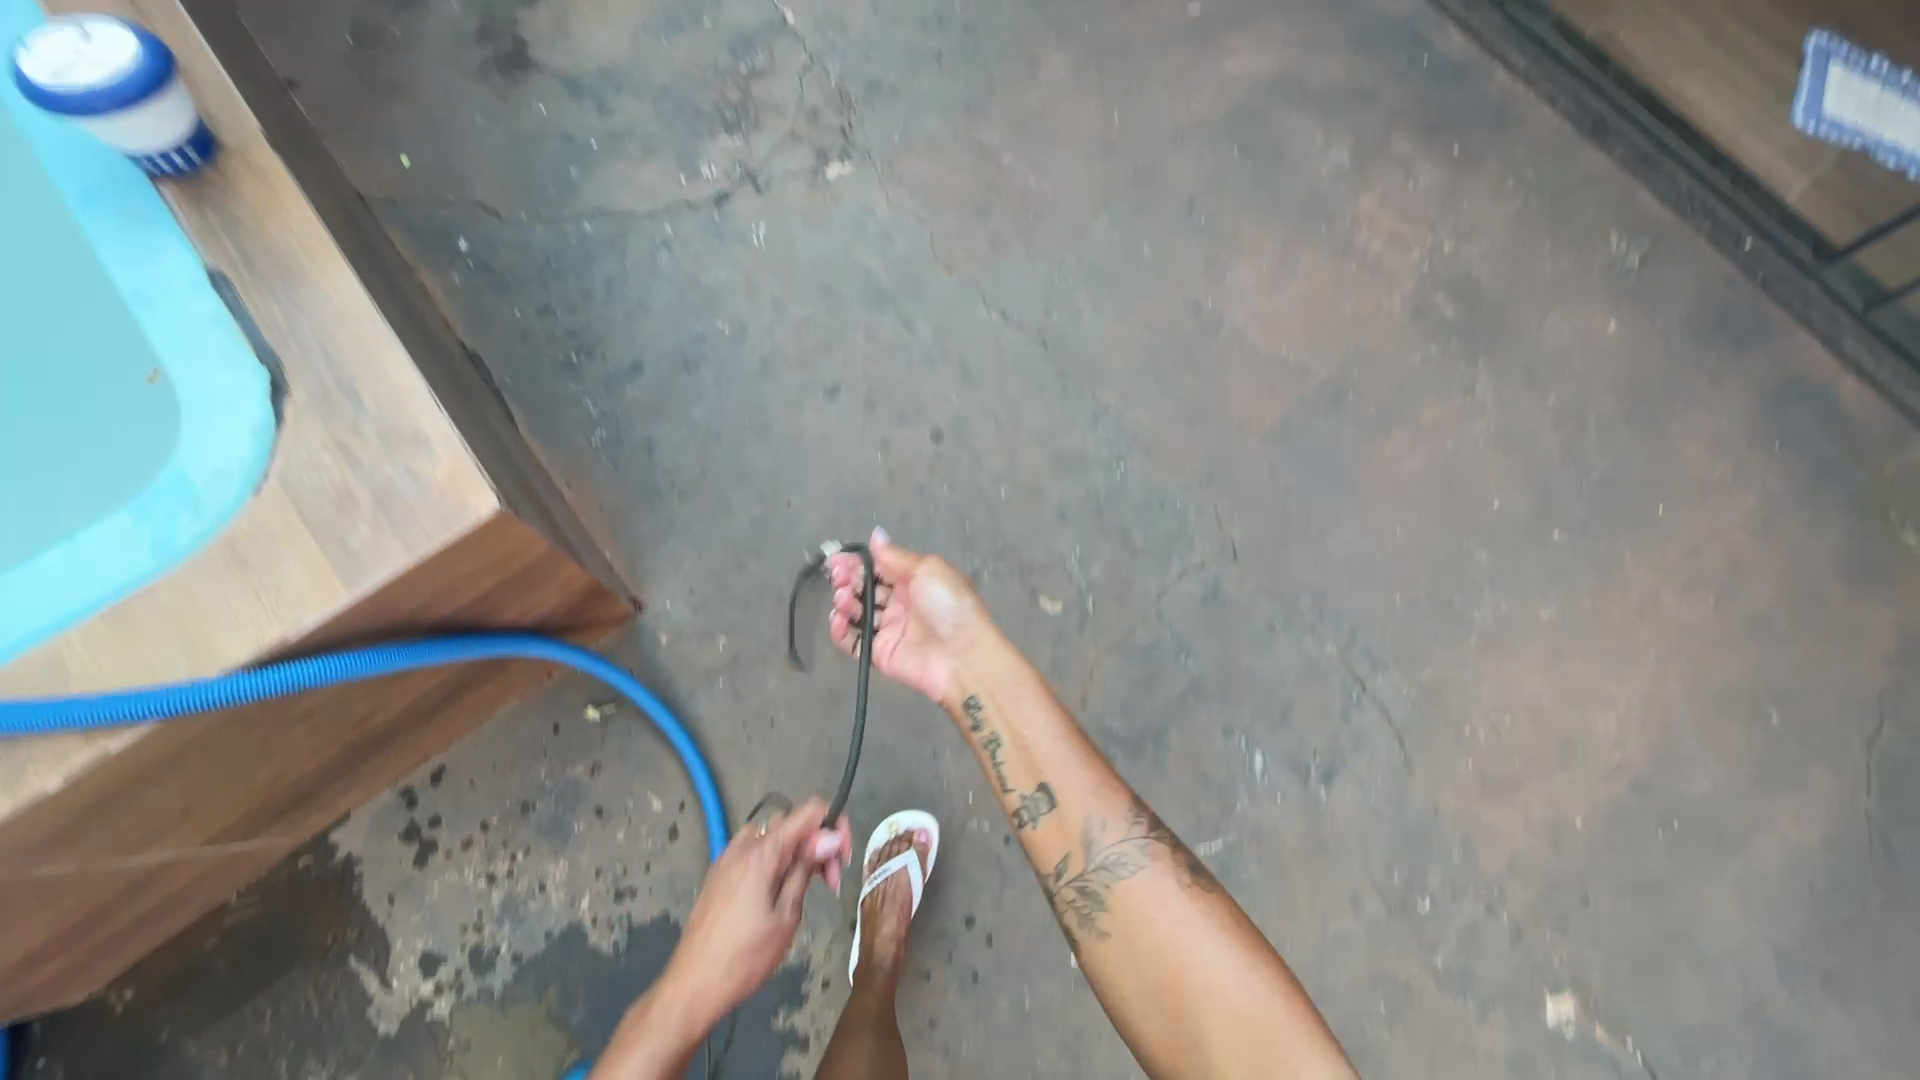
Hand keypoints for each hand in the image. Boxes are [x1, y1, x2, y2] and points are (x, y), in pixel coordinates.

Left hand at [661, 798, 852, 1019]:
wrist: (692, 986)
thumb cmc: (745, 957)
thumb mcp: (787, 915)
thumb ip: (806, 870)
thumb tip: (830, 836)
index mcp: (762, 852)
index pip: (809, 811)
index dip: (834, 826)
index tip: (842, 858)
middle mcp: (742, 846)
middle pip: (791, 822)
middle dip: (817, 843)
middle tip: (829, 883)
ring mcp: (726, 859)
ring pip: (771, 836)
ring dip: (795, 851)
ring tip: (805, 888)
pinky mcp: (718, 875)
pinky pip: (753, 852)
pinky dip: (773, 860)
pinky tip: (778, 892)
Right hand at [827, 527, 999, 703]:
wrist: (962, 656)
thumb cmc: (949, 605)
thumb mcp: (928, 568)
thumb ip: (896, 555)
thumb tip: (876, 534)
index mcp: (913, 580)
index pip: (878, 567)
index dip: (856, 562)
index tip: (837, 558)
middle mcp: (900, 602)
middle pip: (864, 587)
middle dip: (847, 579)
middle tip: (839, 578)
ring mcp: (889, 628)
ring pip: (856, 612)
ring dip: (844, 601)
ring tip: (843, 598)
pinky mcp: (880, 652)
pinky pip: (853, 641)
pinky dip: (840, 630)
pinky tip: (839, 619)